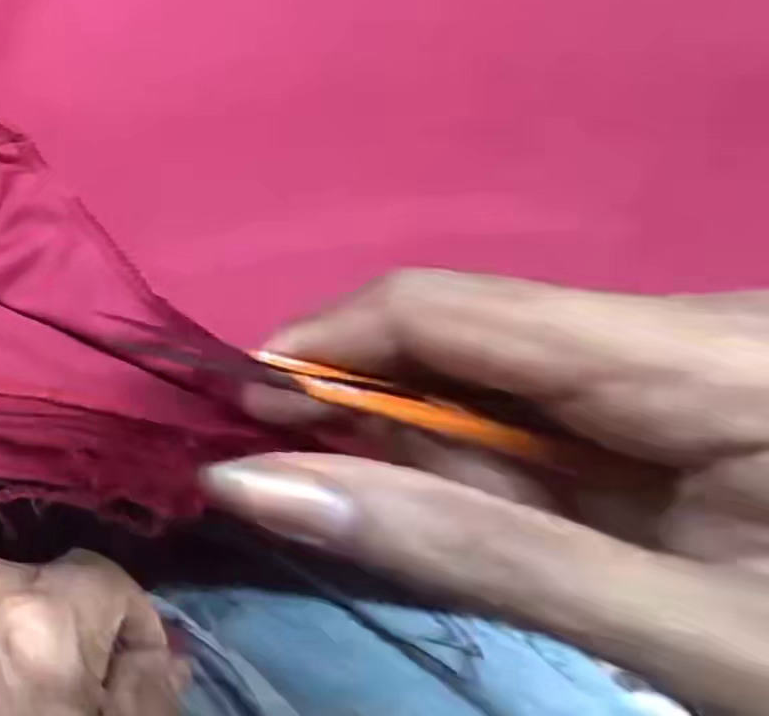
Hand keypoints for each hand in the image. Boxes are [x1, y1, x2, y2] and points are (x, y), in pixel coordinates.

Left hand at [0, 550, 186, 715]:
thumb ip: (148, 694)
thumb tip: (165, 652)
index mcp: (39, 608)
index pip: (108, 576)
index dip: (136, 627)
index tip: (136, 677)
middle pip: (62, 581)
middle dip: (86, 630)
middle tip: (86, 695)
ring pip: (22, 588)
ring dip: (43, 627)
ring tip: (37, 692)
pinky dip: (4, 626)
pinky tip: (1, 679)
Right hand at [201, 270, 768, 714]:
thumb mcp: (698, 641)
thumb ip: (454, 547)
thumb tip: (238, 484)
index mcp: (708, 357)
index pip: (430, 306)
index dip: (317, 347)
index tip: (249, 413)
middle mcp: (689, 323)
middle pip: (453, 336)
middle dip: (392, 418)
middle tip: (372, 501)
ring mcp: (699, 350)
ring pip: (490, 370)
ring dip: (451, 449)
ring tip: (513, 537)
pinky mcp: (703, 384)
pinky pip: (545, 396)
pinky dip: (509, 458)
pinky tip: (556, 516)